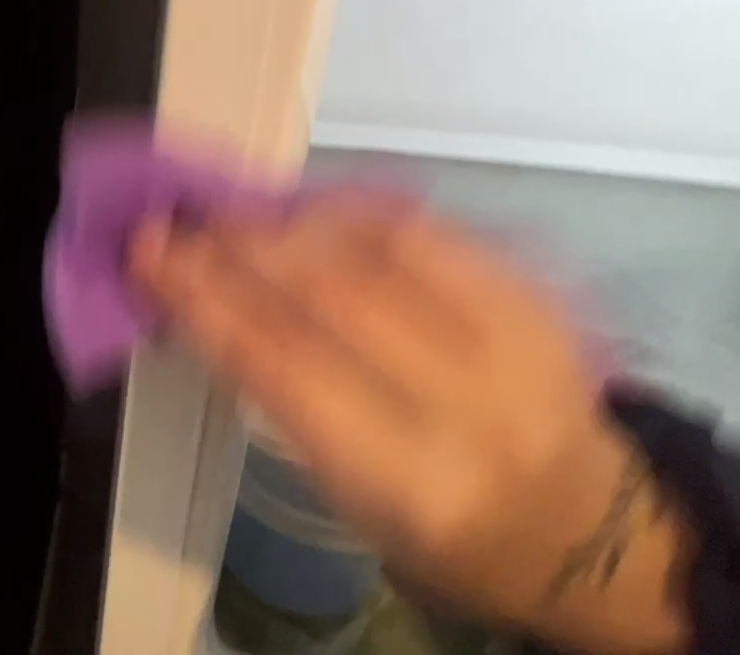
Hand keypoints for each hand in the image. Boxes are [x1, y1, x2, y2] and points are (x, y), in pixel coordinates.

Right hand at [130, 201, 684, 651]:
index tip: (151, 254)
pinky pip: (424, 228)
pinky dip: (348, 207)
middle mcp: (467, 405)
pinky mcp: (533, 296)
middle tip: (180, 223)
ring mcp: (513, 340)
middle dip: (236, 248)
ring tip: (230, 213)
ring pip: (373, 247)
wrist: (588, 529)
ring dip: (286, 220)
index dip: (205, 299)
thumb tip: (211, 297)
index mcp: (410, 480)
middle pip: (324, 294)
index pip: (281, 364)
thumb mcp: (350, 496)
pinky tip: (303, 207)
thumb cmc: (446, 532)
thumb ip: (281, 393)